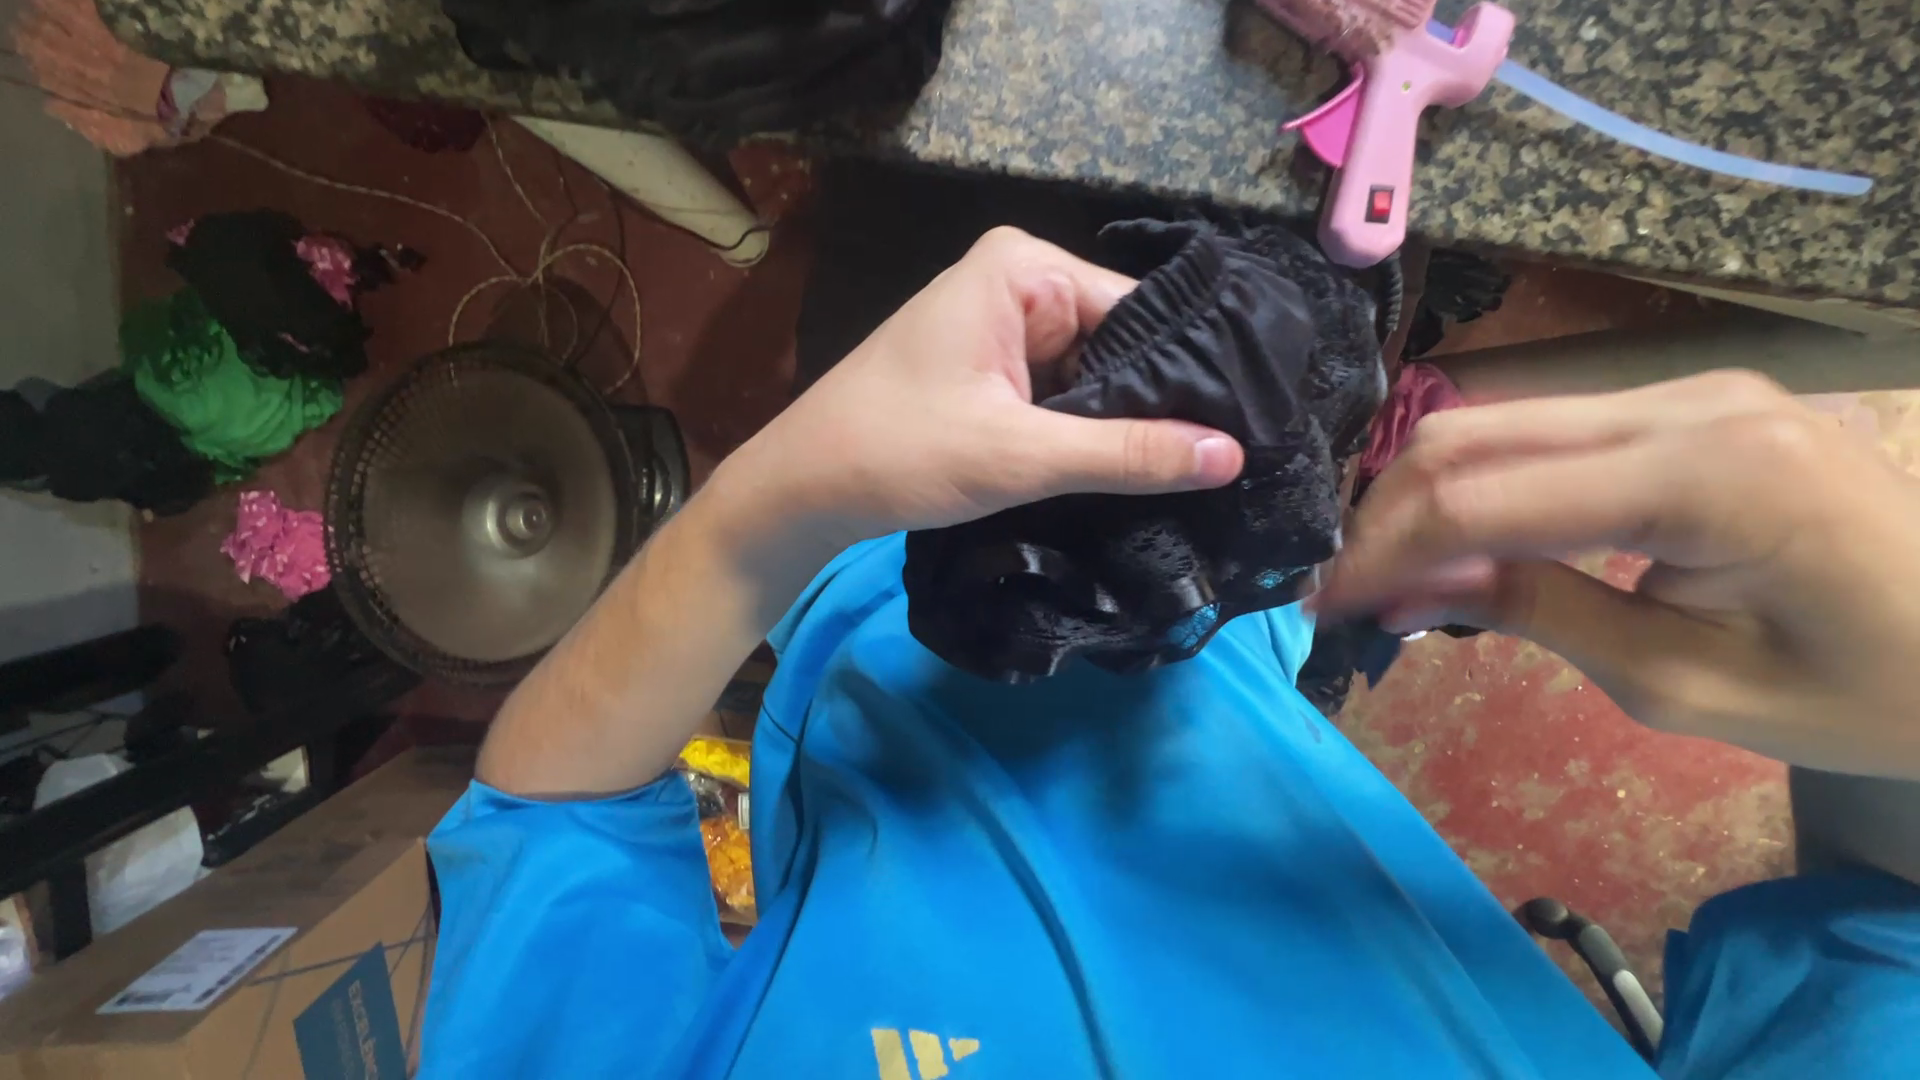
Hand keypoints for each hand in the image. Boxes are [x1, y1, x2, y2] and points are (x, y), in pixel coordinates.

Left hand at [705, 227, 1244, 569]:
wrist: (804, 488)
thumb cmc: (898, 452)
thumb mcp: (1019, 454)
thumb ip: (1126, 453)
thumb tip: (1233, 453)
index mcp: (1024, 269)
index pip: (1141, 312)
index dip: (1190, 373)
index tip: (1241, 431)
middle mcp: (1017, 285)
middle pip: (1119, 344)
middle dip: (1156, 404)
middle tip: (1224, 463)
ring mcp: (1000, 330)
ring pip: (1090, 378)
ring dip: (1121, 426)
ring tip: (1189, 474)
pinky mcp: (989, 372)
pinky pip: (1058, 398)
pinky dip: (1082, 435)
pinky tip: (1125, 472)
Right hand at [1312, 371, 1919, 778]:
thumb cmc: (1866, 690)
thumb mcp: (1678, 679)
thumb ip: (1531, 611)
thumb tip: (1403, 593)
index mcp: (1704, 476)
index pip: (1480, 502)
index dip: (1381, 554)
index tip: (1320, 604)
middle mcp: (1683, 402)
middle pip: (1465, 437)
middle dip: (1382, 518)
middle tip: (1345, 587)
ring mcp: (1680, 389)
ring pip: (1484, 424)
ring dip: (1416, 497)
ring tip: (1388, 568)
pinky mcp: (1674, 401)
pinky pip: (1531, 431)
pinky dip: (1468, 485)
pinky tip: (1454, 537)